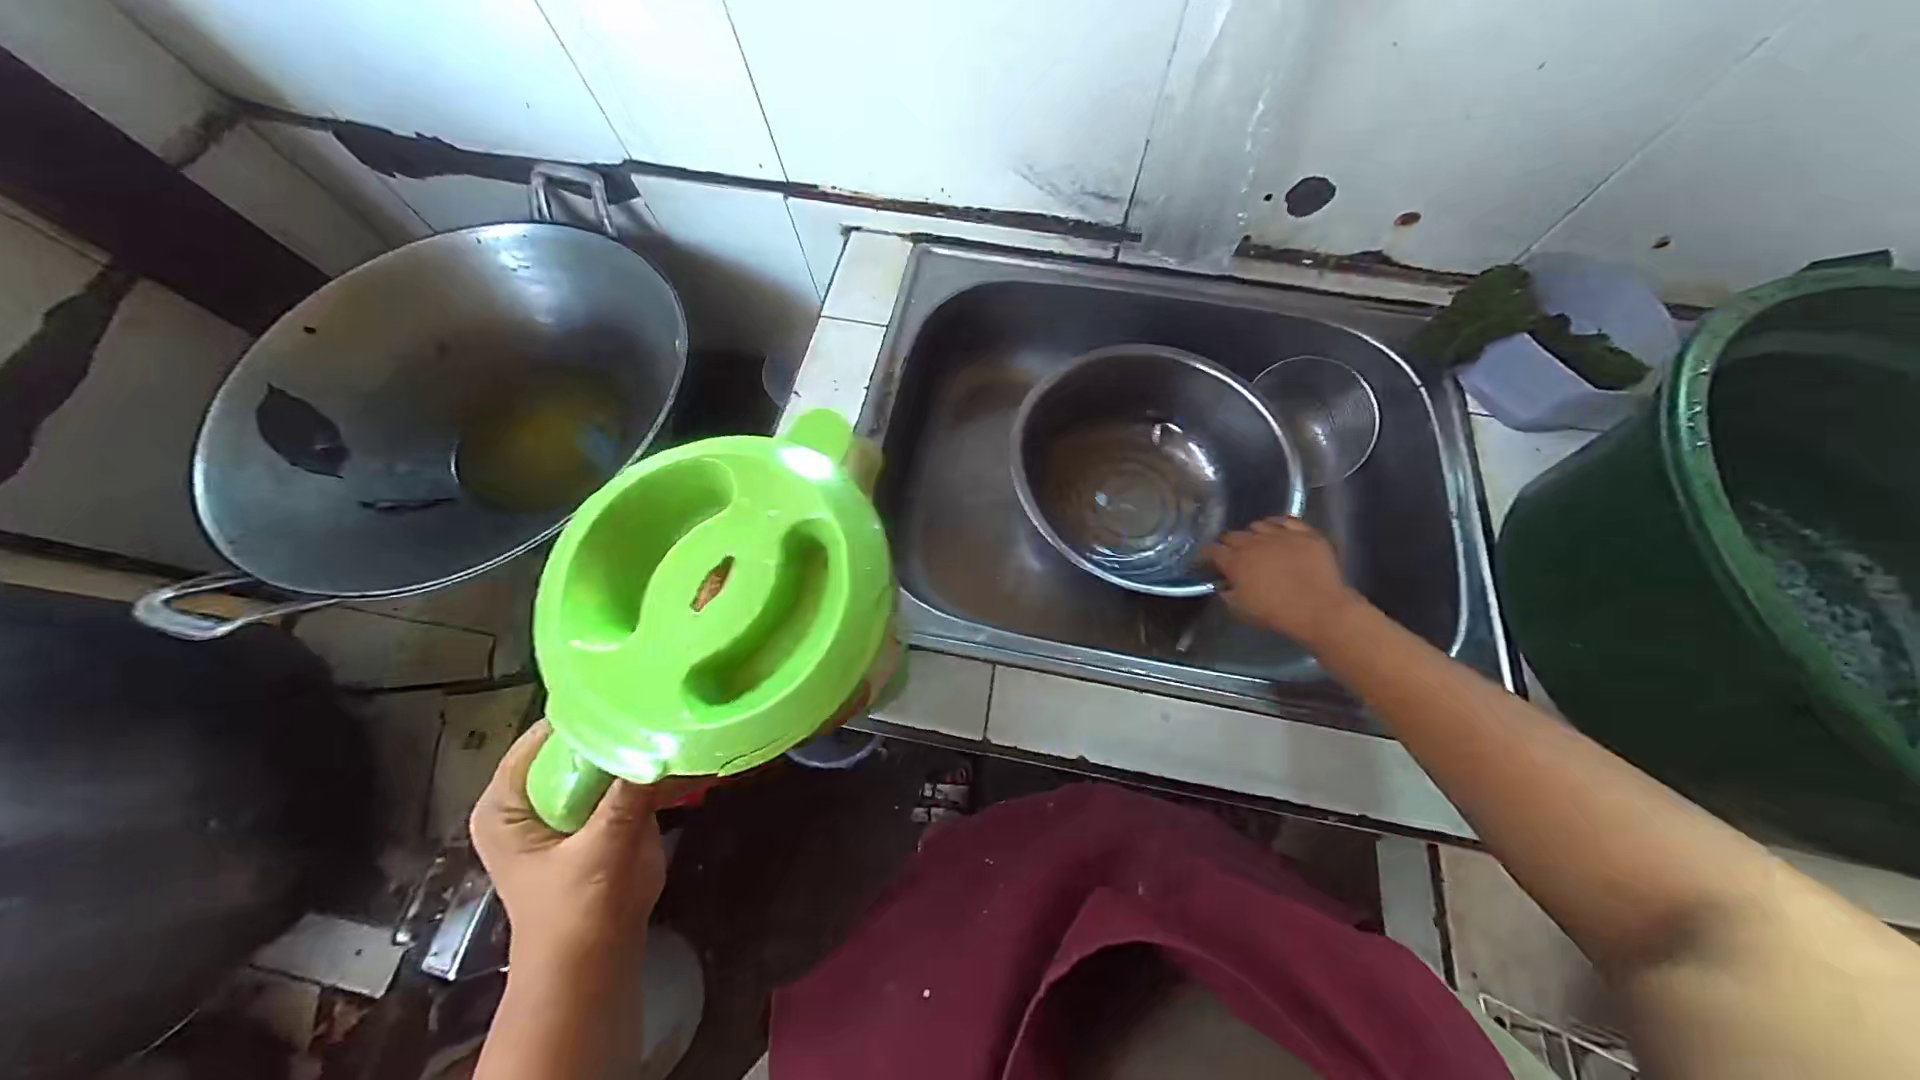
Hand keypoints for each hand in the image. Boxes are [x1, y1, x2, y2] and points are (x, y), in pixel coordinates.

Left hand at [470, 721, 665, 974]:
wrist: (594, 966)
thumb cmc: (575, 914)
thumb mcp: (599, 851)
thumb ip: (628, 796)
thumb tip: (662, 742)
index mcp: (508, 802)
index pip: (542, 740)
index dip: (583, 716)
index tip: (630, 691)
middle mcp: (537, 795)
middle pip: (579, 745)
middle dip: (620, 728)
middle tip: (663, 700)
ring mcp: (573, 805)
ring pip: (608, 759)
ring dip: (642, 747)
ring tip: (681, 720)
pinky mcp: (605, 816)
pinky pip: (630, 780)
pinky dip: (656, 770)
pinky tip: (689, 756)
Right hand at [1203, 517, 1362, 646]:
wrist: (1320, 609)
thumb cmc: (1277, 613)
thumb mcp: (1241, 610)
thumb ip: (1226, 594)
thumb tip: (1223, 584)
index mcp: (1236, 562)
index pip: (1212, 550)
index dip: (1206, 554)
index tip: (1206, 560)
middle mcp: (1254, 543)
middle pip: (1232, 535)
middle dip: (1228, 543)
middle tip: (1231, 553)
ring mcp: (1281, 535)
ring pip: (1258, 525)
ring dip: (1252, 533)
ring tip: (1256, 542)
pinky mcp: (1305, 534)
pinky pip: (1286, 520)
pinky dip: (1277, 524)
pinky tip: (1277, 530)